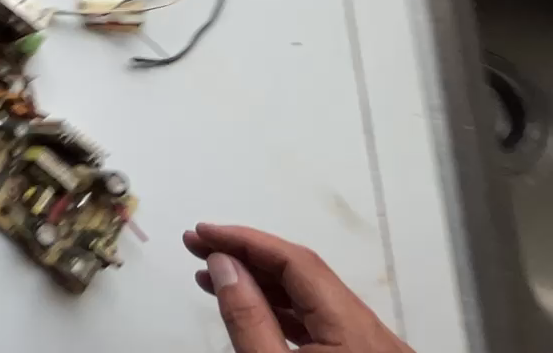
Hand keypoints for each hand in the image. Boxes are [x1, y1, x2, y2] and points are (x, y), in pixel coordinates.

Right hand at [184, 223, 412, 352]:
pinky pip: (320, 321)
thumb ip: (247, 316)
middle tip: (196, 244)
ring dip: (258, 280)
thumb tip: (222, 263)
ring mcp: (377, 350)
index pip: (297, 262)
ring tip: (209, 272)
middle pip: (305, 275)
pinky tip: (246, 303)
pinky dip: (279, 305)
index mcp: (360, 334)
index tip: (201, 232)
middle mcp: (378, 337)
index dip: (245, 239)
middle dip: (246, 254)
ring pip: (311, 298)